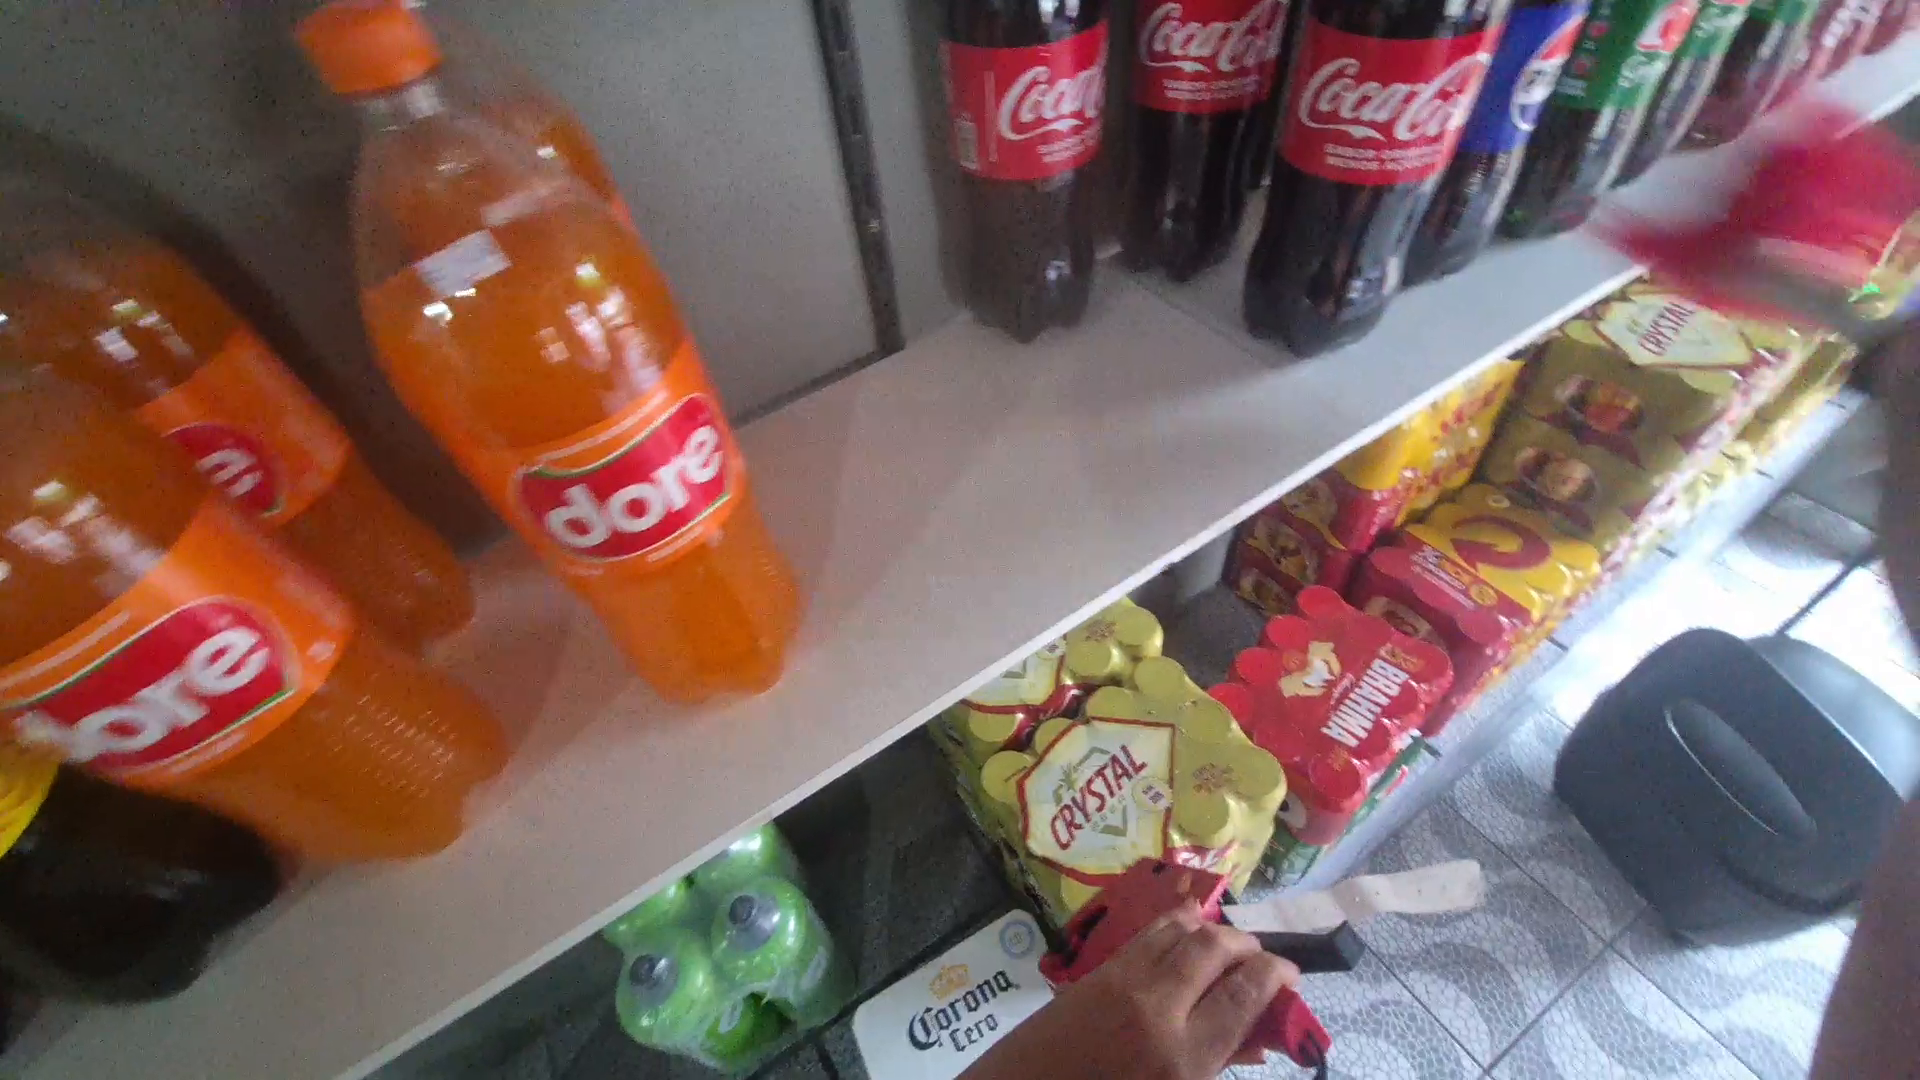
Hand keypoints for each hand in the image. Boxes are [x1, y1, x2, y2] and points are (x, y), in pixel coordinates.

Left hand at [959, 903, 1302, 1079]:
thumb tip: (1258, 1038)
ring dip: (1212, 928)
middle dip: (1246, 944)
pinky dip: (1176, 924)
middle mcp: (1158, 1007)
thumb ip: (1217, 1063)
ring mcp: (1126, 979)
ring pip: (1180, 930)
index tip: (1290, 972)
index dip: (1273, 977)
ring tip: (1231, 941)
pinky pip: (1148, 933)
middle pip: (1213, 950)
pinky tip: (1189, 927)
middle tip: (1262, 956)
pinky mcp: (1102, 966)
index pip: (1241, 998)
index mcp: (1182, 1057)